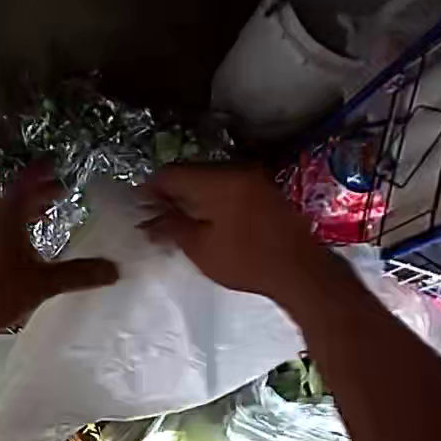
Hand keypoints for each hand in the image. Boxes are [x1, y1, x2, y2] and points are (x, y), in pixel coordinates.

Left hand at [0, 165, 119, 338]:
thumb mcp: (43, 283)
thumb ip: (79, 275)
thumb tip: (115, 270)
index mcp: (7, 218)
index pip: (26, 184)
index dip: (41, 172)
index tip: (54, 163)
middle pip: (16, 199)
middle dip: (38, 193)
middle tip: (59, 190)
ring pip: (6, 217)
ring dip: (26, 213)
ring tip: (45, 217)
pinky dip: (15, 231)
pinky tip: (24, 250)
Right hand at [141, 163, 330, 298]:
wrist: (300, 270)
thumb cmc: (247, 262)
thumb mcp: (200, 248)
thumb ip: (171, 227)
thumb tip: (149, 219)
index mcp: (218, 180)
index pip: (171, 173)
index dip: (150, 189)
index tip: (140, 208)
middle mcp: (236, 170)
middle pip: (190, 173)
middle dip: (170, 193)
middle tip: (155, 218)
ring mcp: (252, 178)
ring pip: (209, 180)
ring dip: (190, 197)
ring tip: (178, 223)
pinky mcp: (263, 190)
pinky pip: (226, 187)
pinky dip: (211, 200)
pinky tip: (204, 222)